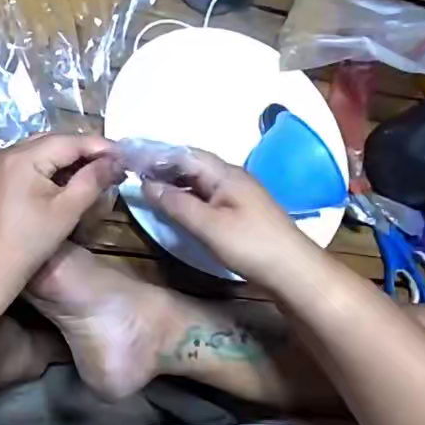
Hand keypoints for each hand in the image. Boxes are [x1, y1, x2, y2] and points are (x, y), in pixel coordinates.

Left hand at [0, 134, 121, 290]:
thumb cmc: (29, 241)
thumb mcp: (67, 210)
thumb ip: (93, 180)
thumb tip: (115, 161)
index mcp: (22, 157)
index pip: (69, 141)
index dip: (100, 146)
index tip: (125, 155)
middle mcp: (6, 152)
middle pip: (54, 141)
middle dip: (84, 150)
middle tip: (113, 162)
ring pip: (40, 150)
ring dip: (67, 158)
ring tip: (94, 170)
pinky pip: (27, 162)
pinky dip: (49, 167)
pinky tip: (65, 180)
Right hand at [140, 148, 326, 287]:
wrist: (293, 271)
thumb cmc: (251, 245)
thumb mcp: (208, 226)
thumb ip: (176, 204)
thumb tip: (147, 184)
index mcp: (226, 174)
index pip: (185, 153)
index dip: (158, 154)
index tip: (130, 158)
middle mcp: (233, 177)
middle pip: (193, 165)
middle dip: (164, 167)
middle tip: (134, 173)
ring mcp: (239, 195)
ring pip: (200, 181)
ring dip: (175, 183)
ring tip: (148, 189)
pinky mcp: (241, 212)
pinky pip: (208, 196)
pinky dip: (188, 197)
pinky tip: (176, 207)